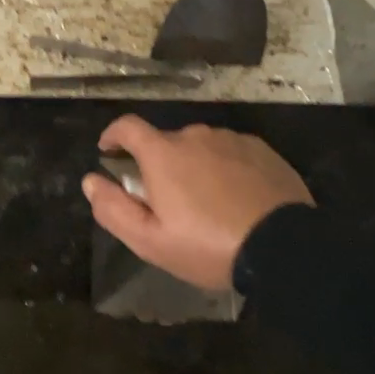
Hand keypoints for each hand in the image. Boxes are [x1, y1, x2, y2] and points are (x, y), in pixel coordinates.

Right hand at [83, 116, 313, 289]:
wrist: (283, 246)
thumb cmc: (208, 246)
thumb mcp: (150, 240)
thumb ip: (113, 208)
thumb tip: (91, 180)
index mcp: (163, 154)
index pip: (127, 127)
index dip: (113, 136)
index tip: (109, 151)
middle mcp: (195, 135)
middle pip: (166, 143)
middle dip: (159, 165)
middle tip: (167, 203)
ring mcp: (232, 140)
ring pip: (201, 148)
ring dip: (194, 167)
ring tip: (205, 205)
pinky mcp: (262, 150)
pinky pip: (231, 154)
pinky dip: (225, 170)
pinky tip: (235, 199)